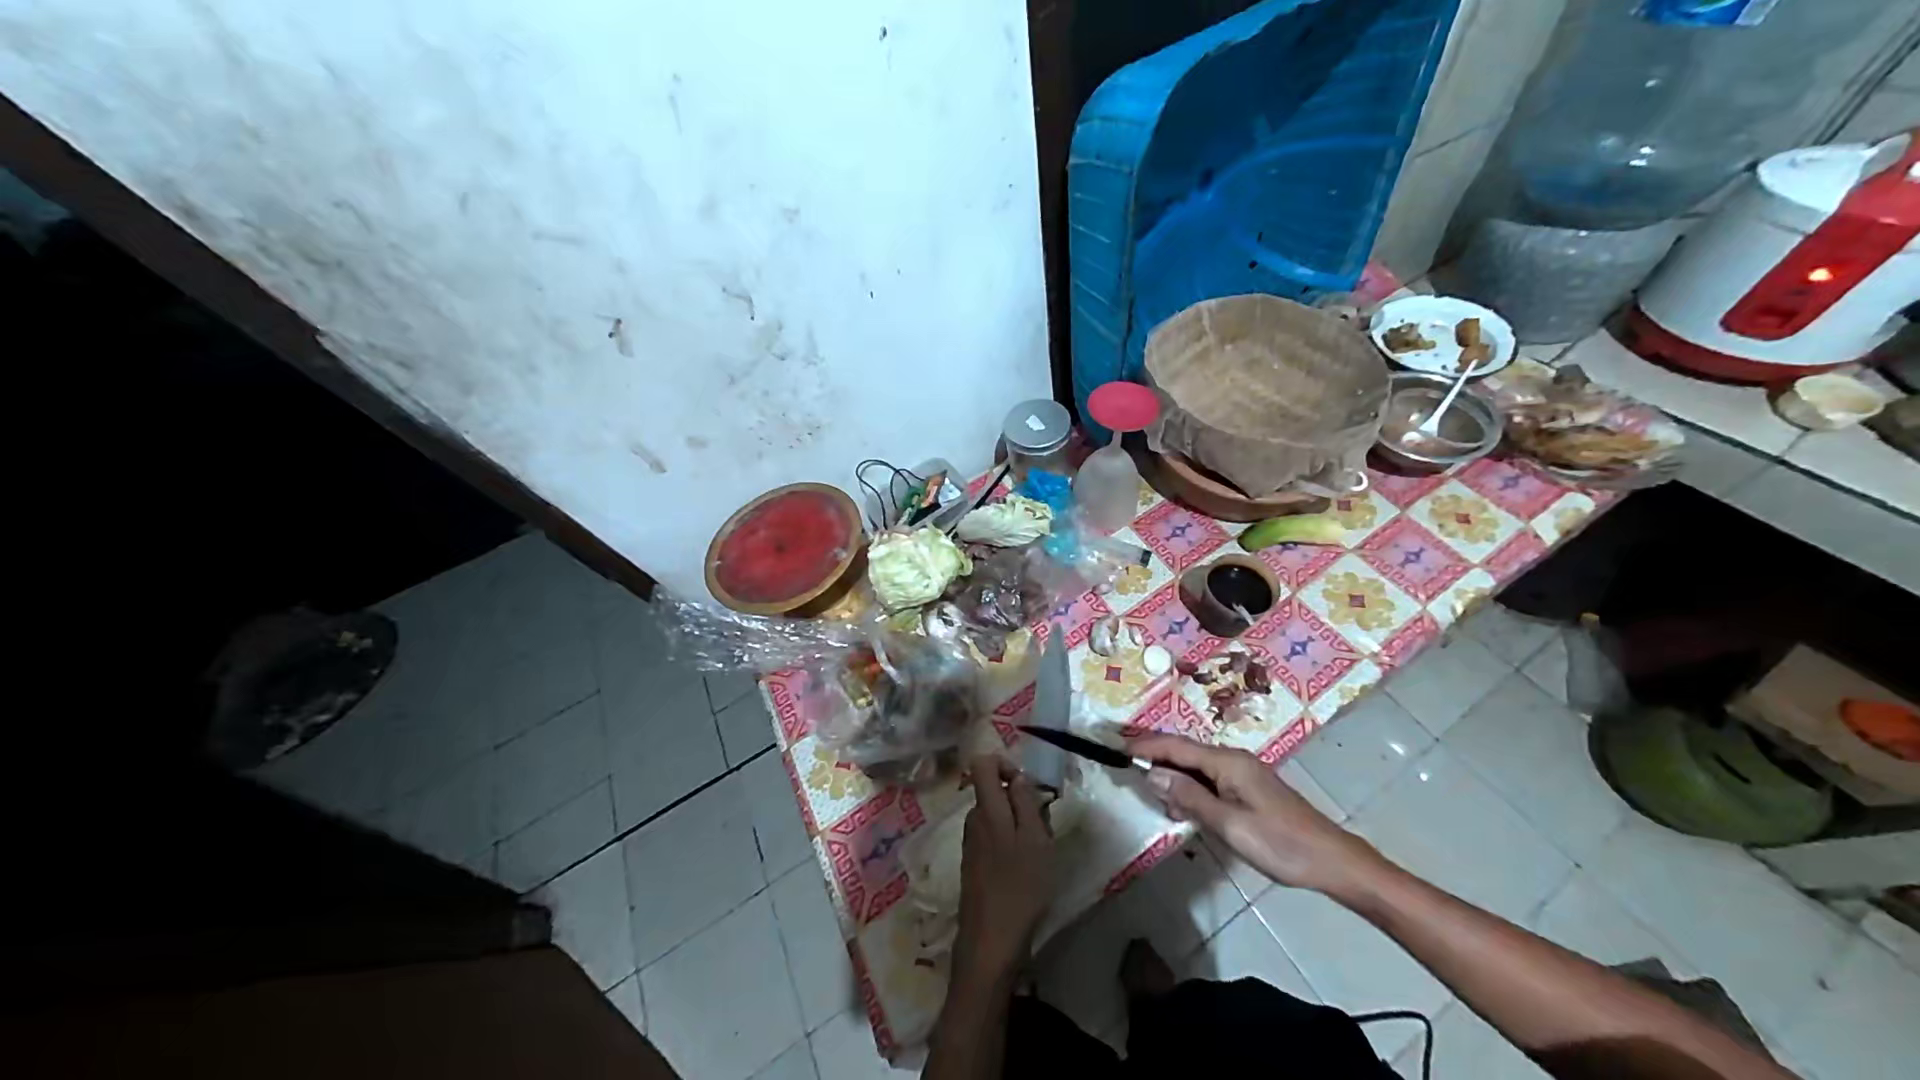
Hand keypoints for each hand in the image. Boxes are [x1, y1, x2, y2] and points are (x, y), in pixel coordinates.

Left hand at [953, 756, 1055, 984]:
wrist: (991, 941)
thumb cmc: (1020, 887)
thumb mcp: (1035, 840)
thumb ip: (1026, 803)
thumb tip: (1018, 776)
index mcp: (986, 810)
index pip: (982, 764)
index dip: (1004, 763)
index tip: (1026, 784)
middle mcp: (973, 821)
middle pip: (992, 791)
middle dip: (1019, 800)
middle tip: (1043, 825)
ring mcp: (971, 844)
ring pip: (996, 816)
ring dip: (1018, 824)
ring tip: (1039, 851)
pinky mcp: (974, 865)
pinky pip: (993, 838)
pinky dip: (1011, 843)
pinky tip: (1027, 869)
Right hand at [1128, 733, 1385, 899]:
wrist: (1332, 861)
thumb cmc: (1280, 844)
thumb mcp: (1229, 825)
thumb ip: (1189, 797)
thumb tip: (1153, 773)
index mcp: (1227, 762)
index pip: (1176, 746)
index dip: (1145, 746)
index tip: (1116, 747)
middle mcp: (1232, 760)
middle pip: (1183, 752)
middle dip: (1155, 759)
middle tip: (1126, 772)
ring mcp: (1241, 774)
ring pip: (1194, 767)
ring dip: (1172, 778)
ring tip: (1154, 797)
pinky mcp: (1247, 789)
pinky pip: (1208, 780)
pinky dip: (1189, 789)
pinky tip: (1182, 808)